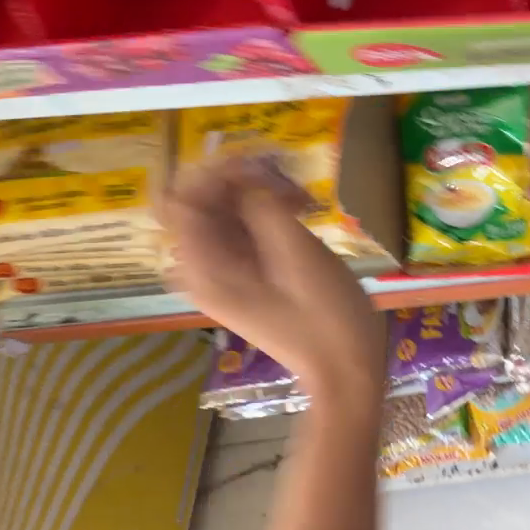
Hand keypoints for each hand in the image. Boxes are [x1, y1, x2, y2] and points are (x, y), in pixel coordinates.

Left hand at [162, 156, 384, 414]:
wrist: (345, 369)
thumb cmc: (326, 316)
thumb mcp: (298, 256)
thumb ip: (265, 208)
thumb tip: (251, 170)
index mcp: (203, 267)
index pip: (184, 198)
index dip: (218, 170)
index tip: (267, 160)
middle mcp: (203, 268)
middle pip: (203, 203)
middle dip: (243, 181)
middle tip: (293, 180)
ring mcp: (226, 275)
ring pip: (227, 214)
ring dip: (260, 195)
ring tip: (305, 198)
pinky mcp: (250, 278)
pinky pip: (245, 233)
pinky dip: (269, 215)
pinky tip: (303, 214)